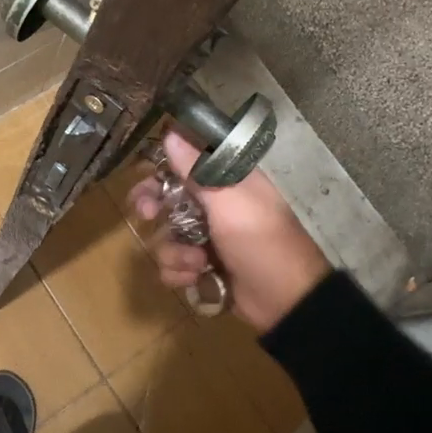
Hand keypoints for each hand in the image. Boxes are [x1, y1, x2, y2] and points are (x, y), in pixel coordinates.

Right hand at [127, 129, 330, 332]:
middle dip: (153, 206)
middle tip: (146, 213)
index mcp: (226, 181)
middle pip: (166, 197)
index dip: (161, 168)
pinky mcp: (203, 267)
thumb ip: (197, 169)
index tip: (145, 175)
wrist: (286, 300)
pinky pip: (173, 265)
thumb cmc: (260, 242)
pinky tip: (197, 277)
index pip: (184, 162)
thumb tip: (171, 132)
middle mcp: (214, 205)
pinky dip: (180, 273)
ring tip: (197, 262)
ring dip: (174, 251)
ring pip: (166, 235)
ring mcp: (207, 237)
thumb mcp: (229, 201)